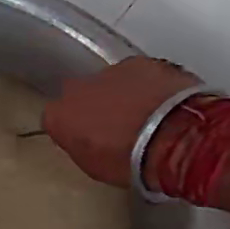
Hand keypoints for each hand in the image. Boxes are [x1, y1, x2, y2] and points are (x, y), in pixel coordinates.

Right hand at [42, 56, 201, 187]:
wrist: (173, 137)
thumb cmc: (128, 161)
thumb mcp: (93, 166)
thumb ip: (81, 145)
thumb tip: (87, 137)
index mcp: (57, 116)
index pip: (56, 118)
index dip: (72, 128)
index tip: (86, 138)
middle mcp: (76, 89)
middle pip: (79, 94)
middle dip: (93, 104)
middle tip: (115, 124)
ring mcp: (109, 72)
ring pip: (109, 81)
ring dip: (121, 93)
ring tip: (146, 114)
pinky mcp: (142, 62)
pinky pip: (139, 73)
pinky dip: (147, 84)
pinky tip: (163, 101)